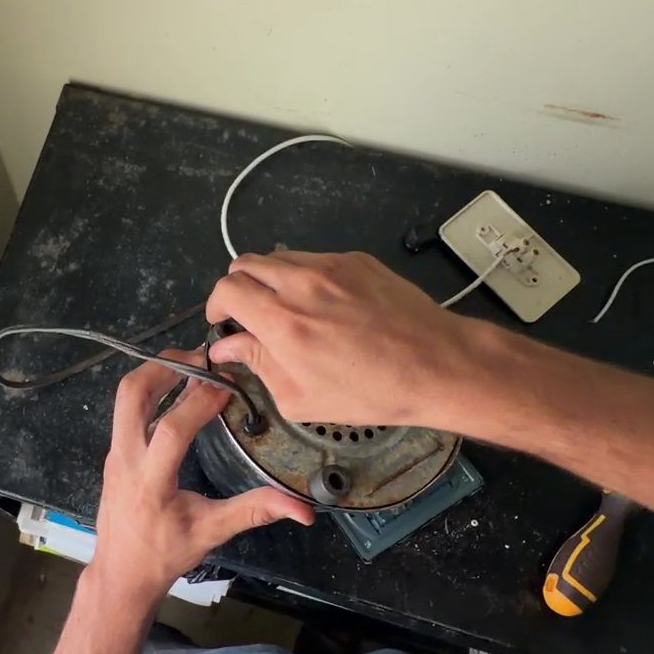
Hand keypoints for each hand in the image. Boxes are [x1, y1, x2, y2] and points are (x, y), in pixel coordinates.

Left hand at [89, 350, 313, 605]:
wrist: (120, 572)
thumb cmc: (165, 554)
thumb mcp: (210, 533)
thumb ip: (253, 512)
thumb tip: (303, 510)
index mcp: (150, 481)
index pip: (171, 430)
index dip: (199, 402)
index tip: (226, 385)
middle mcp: (125, 458)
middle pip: (132, 396)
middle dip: (164, 367)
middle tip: (201, 357)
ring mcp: (114, 452)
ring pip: (124, 397)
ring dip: (155, 373)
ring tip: (191, 364)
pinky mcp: (114, 451)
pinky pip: (126, 409)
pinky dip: (150, 389)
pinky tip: (177, 388)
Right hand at [205, 250, 505, 432]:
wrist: (436, 364)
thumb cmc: (368, 391)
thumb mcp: (300, 396)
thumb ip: (256, 364)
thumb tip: (224, 348)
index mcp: (282, 320)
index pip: (226, 289)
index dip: (216, 305)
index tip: (224, 323)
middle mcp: (300, 283)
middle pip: (245, 263)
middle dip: (237, 288)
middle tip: (249, 315)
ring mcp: (330, 265)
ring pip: (278, 257)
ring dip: (269, 279)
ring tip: (287, 309)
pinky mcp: (356, 259)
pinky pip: (313, 258)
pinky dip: (303, 276)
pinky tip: (325, 304)